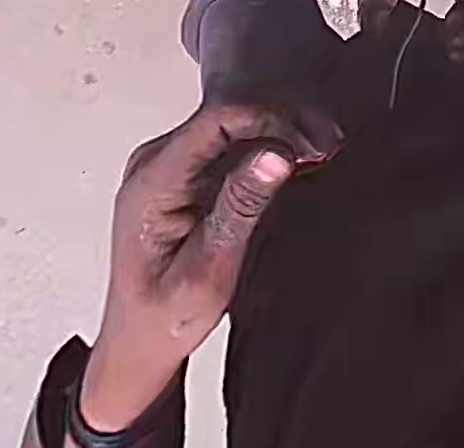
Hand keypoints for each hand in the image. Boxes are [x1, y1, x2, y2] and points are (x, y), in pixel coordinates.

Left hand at [79, 104, 337, 431]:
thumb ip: (240, 208)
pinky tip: (298, 161)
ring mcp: (170, 163)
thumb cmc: (163, 319)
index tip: (308, 139)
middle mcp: (156, 161)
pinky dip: (268, 148)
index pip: (215, 121)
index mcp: (152, 182)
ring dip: (279, 135)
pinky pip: (231, 143)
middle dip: (281, 125)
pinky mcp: (186, 171)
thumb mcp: (208, 271)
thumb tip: (276, 154)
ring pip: (234, 127)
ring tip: (320, 151)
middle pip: (227, 117)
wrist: (137, 346)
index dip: (268, 120)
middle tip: (326, 144)